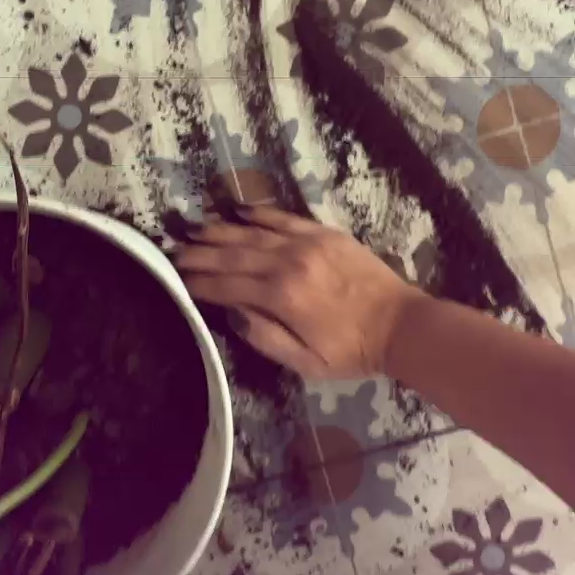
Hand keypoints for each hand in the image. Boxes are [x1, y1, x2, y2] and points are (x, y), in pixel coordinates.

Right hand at [173, 206, 425, 380]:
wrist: (401, 324)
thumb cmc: (352, 351)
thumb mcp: (306, 363)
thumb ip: (265, 338)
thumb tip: (233, 313)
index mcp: (281, 298)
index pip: (227, 286)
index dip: (199, 284)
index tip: (176, 280)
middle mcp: (288, 263)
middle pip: (233, 254)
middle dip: (200, 254)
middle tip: (173, 252)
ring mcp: (306, 243)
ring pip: (252, 232)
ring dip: (220, 231)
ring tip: (194, 230)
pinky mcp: (323, 233)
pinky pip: (282, 218)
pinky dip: (257, 213)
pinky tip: (237, 210)